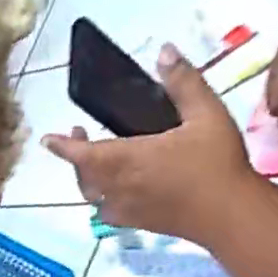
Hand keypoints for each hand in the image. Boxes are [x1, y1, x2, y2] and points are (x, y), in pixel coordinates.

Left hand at [42, 43, 256, 244]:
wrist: (229, 215)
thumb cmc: (216, 163)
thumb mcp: (206, 114)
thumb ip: (183, 82)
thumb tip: (163, 52)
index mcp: (128, 160)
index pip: (84, 154)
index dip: (64, 147)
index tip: (48, 140)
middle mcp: (120, 188)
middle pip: (84, 177)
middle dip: (76, 158)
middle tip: (80, 137)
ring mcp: (128, 210)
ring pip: (93, 198)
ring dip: (88, 180)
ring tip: (97, 162)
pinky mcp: (140, 224)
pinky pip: (109, 213)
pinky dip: (103, 200)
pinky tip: (116, 190)